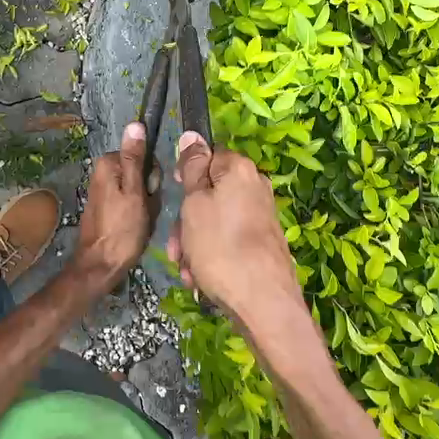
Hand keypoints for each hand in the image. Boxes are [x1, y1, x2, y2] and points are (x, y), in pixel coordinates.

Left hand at [68, 121, 155, 292]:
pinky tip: (136, 226)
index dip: (152, 175)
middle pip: (140, 171)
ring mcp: (104, 189)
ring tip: (141, 221)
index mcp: (108, 162)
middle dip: (148, 191)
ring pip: (137, 188)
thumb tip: (135, 123)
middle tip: (146, 210)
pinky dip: (137, 213)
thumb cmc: (122, 229)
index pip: (143, 155)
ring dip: (145, 204)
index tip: (151, 193)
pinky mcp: (106, 205)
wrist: (101, 266)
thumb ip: (135, 158)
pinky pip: (130, 201)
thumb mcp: (135, 192)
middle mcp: (103, 171)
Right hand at [167, 133, 302, 321]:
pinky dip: (213, 257)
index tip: (175, 195)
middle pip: (210, 192)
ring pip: (216, 221)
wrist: (264, 304)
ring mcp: (262, 217)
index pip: (207, 155)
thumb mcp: (194, 203)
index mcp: (239, 169)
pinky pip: (229, 241)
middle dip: (187, 220)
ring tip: (187, 271)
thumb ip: (192, 168)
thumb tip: (192, 135)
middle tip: (175, 246)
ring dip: (195, 243)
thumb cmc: (221, 247)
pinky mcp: (264, 245)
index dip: (186, 174)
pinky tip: (201, 280)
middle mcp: (255, 187)